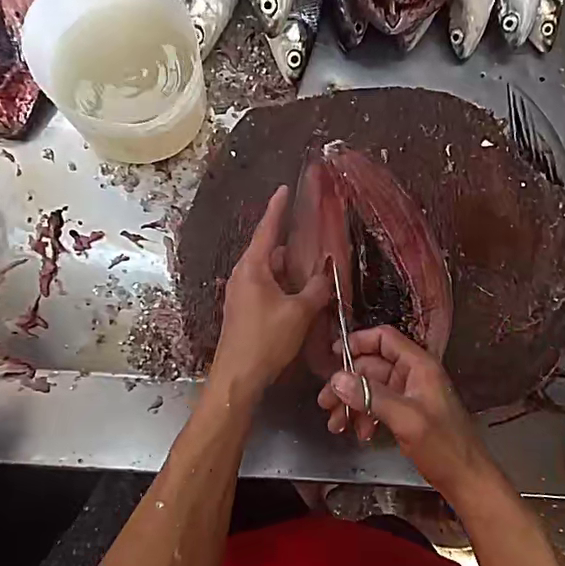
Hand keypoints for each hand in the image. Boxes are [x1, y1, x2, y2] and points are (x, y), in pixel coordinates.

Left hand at [211, 185, 331, 396]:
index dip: (278, 209)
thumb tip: (326, 275)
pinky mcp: (243, 310)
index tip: (284, 190)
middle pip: (269, 251)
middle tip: (312, 239)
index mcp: (252, 267)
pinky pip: (266, 288)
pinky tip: (300, 295)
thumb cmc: (266, 339)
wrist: (238, 375)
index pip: (267, 229)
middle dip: (290, 245)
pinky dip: (283, 286)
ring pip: (269, 272)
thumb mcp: (299, 312)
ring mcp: (240, 293)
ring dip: (289, 270)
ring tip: (313, 270)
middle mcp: (242, 275)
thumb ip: (316, 290)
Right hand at [317, 326, 495, 495]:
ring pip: (370, 387)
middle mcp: (413, 375)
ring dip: (351, 403)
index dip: (357, 342)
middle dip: (347, 383)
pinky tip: (359, 431)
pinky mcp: (405, 413)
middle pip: (370, 366)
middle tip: (327, 401)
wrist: (467, 481)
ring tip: (337, 422)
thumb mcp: (406, 419)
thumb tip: (338, 379)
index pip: (384, 339)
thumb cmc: (446, 448)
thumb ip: (371, 396)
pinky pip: (376, 405)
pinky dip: (363, 416)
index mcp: (419, 366)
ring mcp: (408, 394)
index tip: (334, 355)